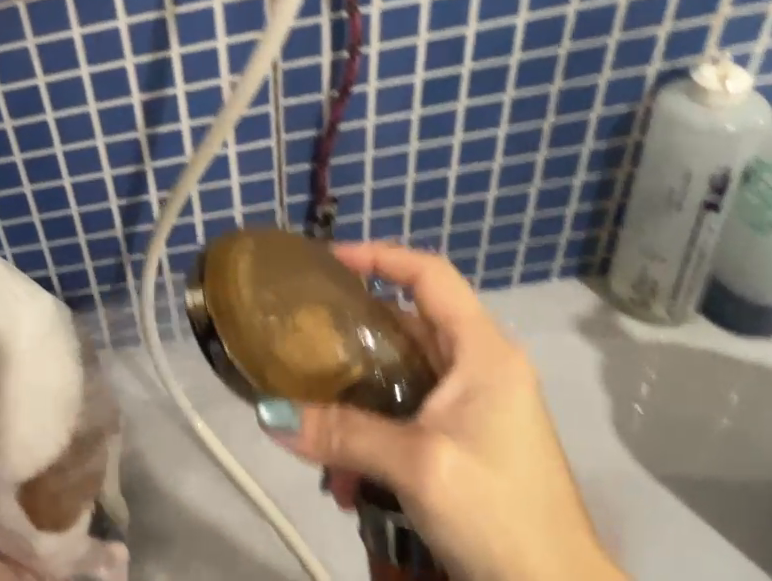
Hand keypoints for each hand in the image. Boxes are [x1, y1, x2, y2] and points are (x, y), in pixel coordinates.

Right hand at [262, 243, 623, 580]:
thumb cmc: (502, 515)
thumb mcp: (417, 466)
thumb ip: (343, 433)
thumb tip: (268, 415)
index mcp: (483, 353)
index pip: (429, 274)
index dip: (378, 255)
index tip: (324, 261)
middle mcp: (479, 369)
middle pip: (404, 321)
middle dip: (348, 335)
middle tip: (299, 341)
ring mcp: (473, 407)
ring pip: (397, 372)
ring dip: (352, 397)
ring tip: (315, 428)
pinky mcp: (462, 442)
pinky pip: (401, 413)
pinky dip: (367, 431)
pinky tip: (343, 474)